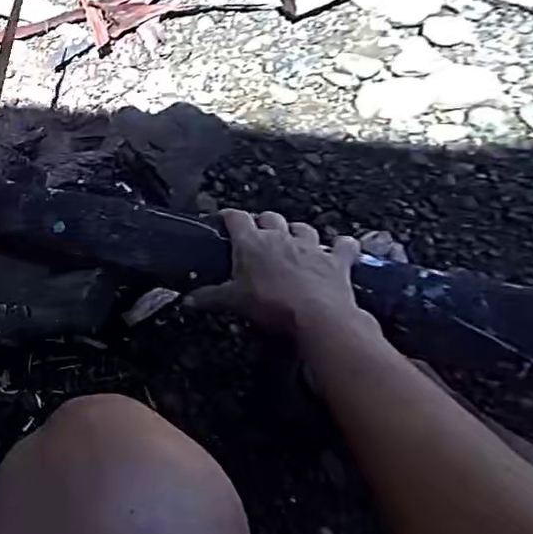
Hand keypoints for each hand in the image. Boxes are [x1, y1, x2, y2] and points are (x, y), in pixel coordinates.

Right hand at [189, 209, 371, 339]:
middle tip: (259, 234)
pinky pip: (344, 246)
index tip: (225, 219)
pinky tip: (343, 246)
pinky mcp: (337, 261)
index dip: (229, 216)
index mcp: (251, 242)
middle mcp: (280, 237)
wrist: (317, 317)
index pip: (236, 217)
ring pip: (303, 227)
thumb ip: (210, 297)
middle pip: (270, 217)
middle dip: (264, 222)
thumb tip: (188, 300)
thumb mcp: (233, 301)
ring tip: (293, 238)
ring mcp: (310, 247)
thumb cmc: (270, 304)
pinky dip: (344, 245)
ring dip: (298, 231)